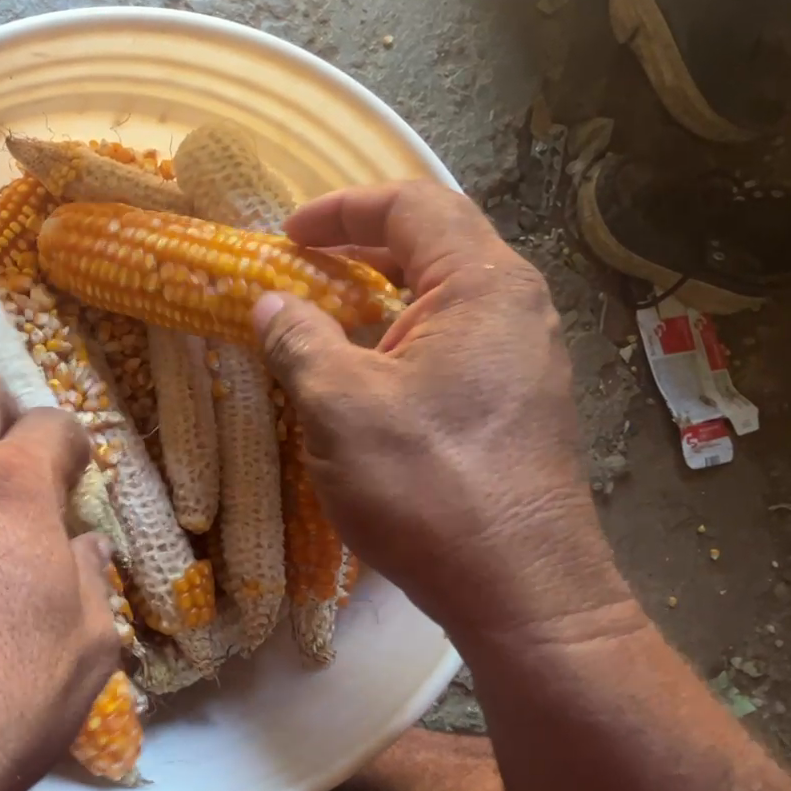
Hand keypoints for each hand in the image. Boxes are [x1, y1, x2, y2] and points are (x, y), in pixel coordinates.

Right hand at [255, 181, 630, 642]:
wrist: (517, 586)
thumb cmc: (426, 483)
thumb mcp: (340, 404)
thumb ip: (300, 339)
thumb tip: (270, 302)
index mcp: (482, 286)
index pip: (412, 204)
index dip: (341, 208)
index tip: (286, 235)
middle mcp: (514, 307)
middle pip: (433, 244)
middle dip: (358, 246)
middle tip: (298, 267)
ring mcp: (520, 357)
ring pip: (440, 298)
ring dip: (375, 296)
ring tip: (319, 317)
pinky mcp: (512, 402)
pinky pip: (448, 342)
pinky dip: (395, 338)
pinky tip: (358, 375)